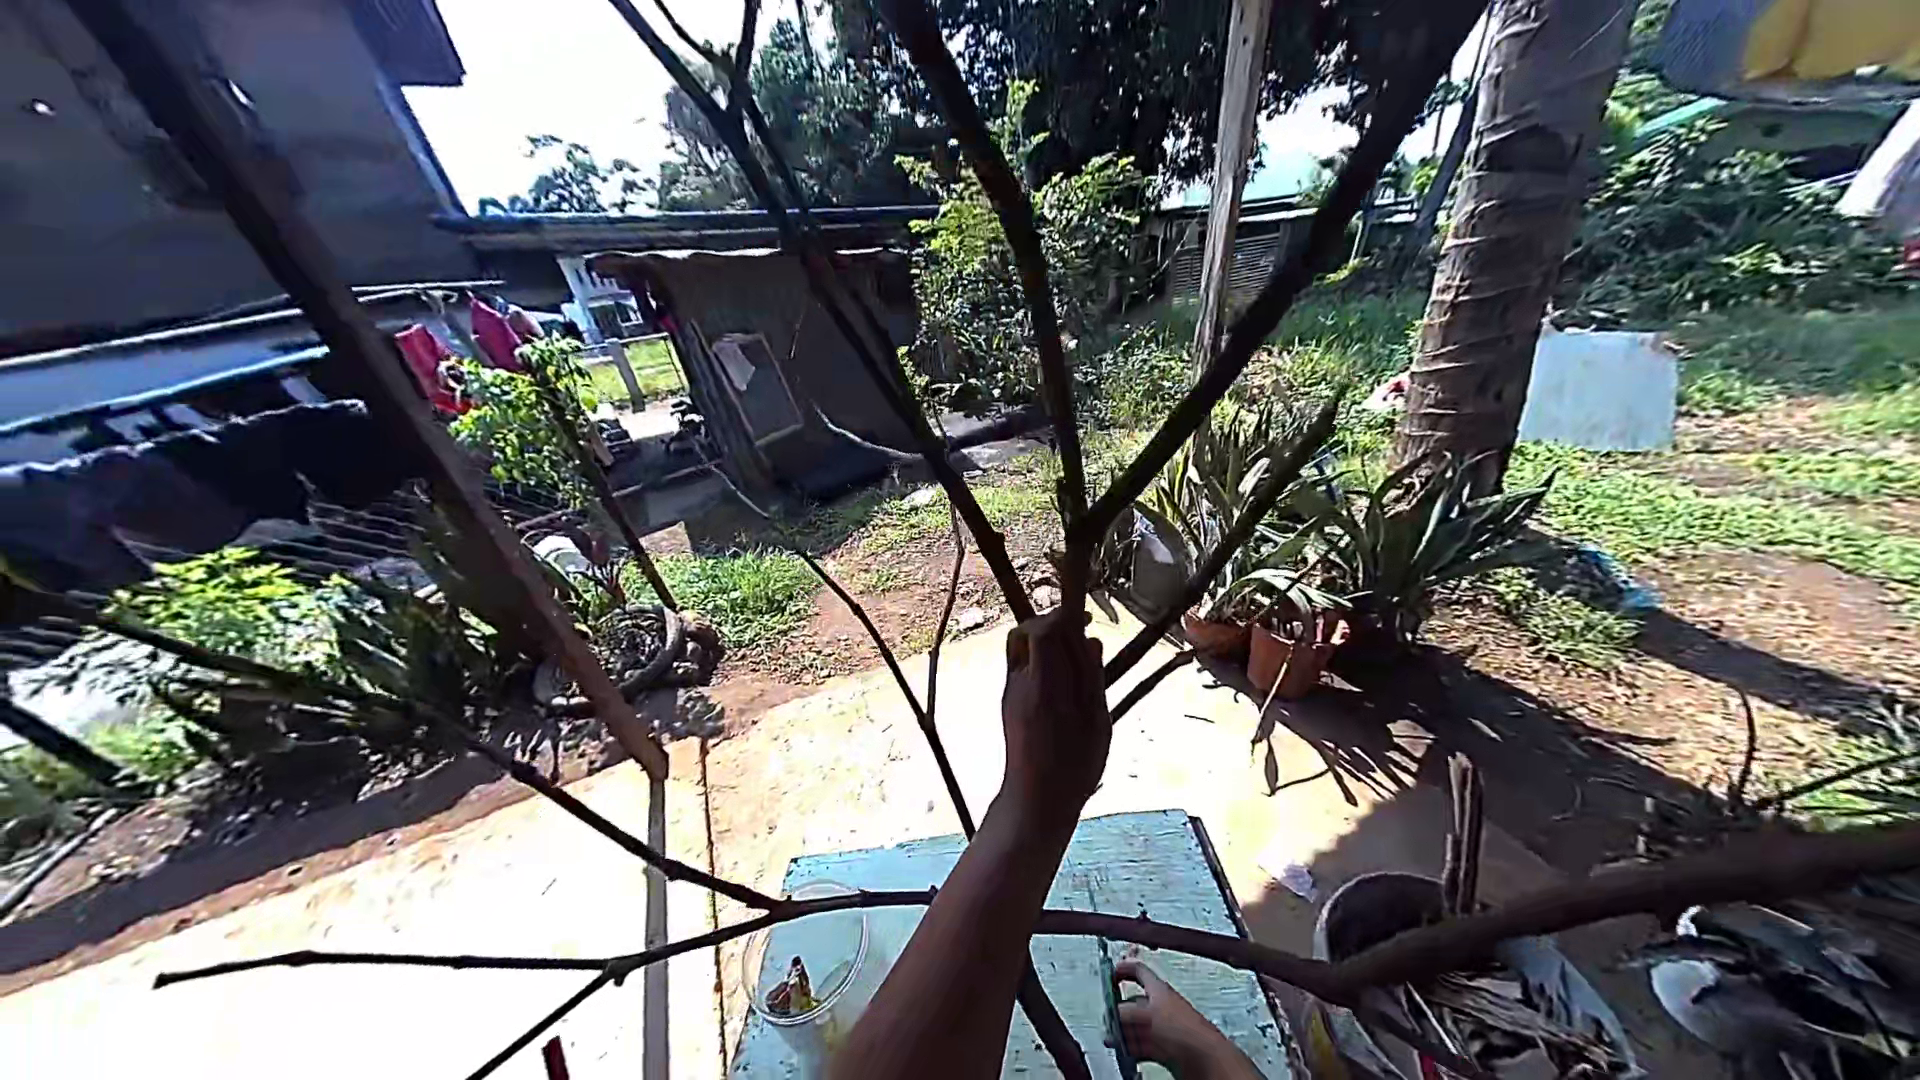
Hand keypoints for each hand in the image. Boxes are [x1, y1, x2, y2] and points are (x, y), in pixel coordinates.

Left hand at [999, 610, 1107, 828]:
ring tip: (1074, 655)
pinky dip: (1041, 657)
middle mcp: (1019, 684)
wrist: (1035, 799)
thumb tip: (1090, 641)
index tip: (1086, 617)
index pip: (1043, 633)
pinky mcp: (1008, 698)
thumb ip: (1091, 679)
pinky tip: (1063, 676)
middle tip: (1081, 632)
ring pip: (1021, 646)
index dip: (1063, 616)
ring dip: (1046, 639)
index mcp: (1043, 689)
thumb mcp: (1097, 724)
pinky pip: (1021, 663)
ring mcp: (1009, 690)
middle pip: (1026, 632)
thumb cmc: (1074, 767)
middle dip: (1053, 623)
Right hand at [1114, 956, 1259, 1079]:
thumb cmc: (1182, 1030)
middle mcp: (1161, 1007)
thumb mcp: (1146, 1015)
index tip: (1108, 976)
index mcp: (1158, 989)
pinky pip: (1145, 1046)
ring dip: (1123, 1033)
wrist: (1208, 1062)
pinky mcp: (1168, 1051)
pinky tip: (1126, 1054)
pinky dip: (1133, 1049)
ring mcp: (1165, 1029)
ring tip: (1112, 1041)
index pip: (1137, 971)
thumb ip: (1124, 1013)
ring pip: (1138, 1027)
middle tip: (1107, 1020)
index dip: (1122, 970)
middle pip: (1134, 1002)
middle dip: (1118, 1010)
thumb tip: (1112, 1016)